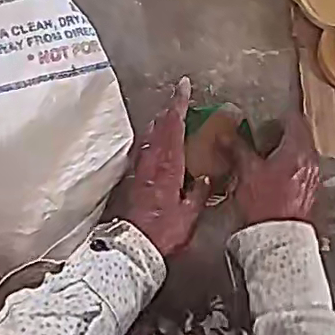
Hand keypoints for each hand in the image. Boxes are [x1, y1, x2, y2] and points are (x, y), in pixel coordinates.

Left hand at [114, 78, 208, 254]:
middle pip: (159, 126)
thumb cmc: (163, 232)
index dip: (178, 104)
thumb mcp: (189, 214)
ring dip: (159, 124)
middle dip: (169, 109)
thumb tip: (204, 178)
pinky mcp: (131, 179)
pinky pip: (143, 151)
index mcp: (168, 165)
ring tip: (168, 116)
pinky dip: (151, 140)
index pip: (173, 126)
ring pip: (149, 137)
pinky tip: (155, 144)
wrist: (132, 248)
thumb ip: (198, 193)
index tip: (184, 86)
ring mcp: (138, 169)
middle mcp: (150, 162)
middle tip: (178, 98)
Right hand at [231, 112, 321, 225]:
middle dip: (282, 132)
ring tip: (264, 152)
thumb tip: (225, 135)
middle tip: (263, 131)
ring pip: (301, 152)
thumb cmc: (264, 205)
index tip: (269, 113)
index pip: (296, 119)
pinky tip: (272, 172)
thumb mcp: (246, 172)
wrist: (277, 240)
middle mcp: (311, 161)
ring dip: (285, 149)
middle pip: (300, 136)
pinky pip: (301, 169)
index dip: (282, 113)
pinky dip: (288, 165)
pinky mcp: (309, 191)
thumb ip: (237, 149)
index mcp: (299, 150)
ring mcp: (313, 177)